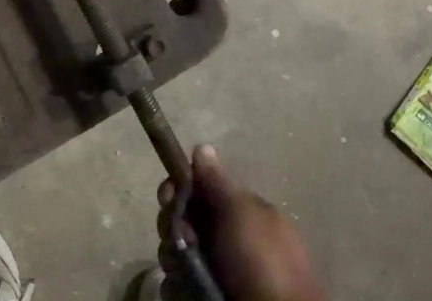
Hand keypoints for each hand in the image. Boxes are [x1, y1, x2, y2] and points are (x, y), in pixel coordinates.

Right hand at [159, 145, 321, 300]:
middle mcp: (225, 239)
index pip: (197, 190)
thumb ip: (217, 182)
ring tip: (185, 272)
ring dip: (172, 259)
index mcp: (240, 214)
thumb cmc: (263, 263)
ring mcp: (213, 270)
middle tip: (181, 241)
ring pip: (174, 252)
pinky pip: (176, 284)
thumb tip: (201, 147)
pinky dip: (176, 287)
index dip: (178, 190)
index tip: (168, 198)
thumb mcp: (243, 214)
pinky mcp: (203, 296)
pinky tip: (185, 290)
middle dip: (172, 226)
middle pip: (180, 220)